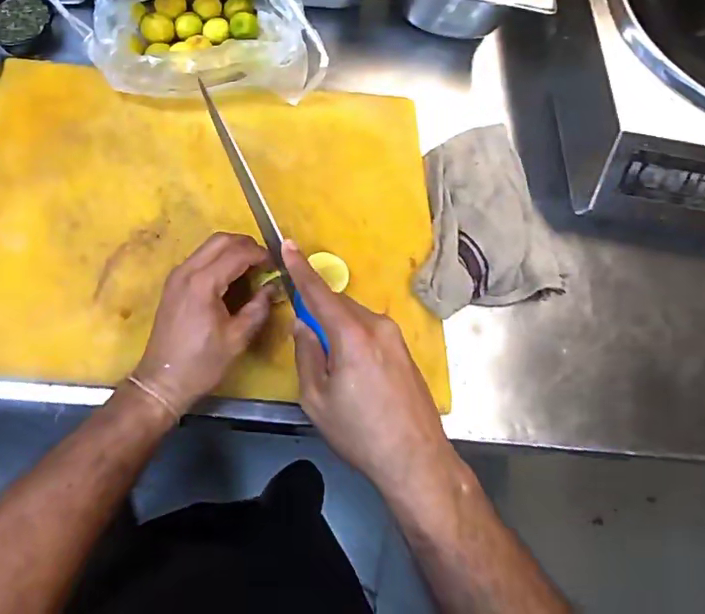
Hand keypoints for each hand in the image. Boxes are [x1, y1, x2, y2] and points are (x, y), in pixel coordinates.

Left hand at [131, 233, 273, 416]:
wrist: (161, 381)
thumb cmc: (201, 364)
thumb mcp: (237, 339)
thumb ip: (258, 308)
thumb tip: (272, 287)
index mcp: (203, 283)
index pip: (238, 253)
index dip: (261, 255)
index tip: (277, 265)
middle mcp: (187, 270)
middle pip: (221, 239)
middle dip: (246, 245)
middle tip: (265, 263)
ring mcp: (177, 274)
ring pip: (209, 246)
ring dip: (232, 250)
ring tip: (251, 269)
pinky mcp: (173, 282)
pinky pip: (200, 258)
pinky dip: (218, 258)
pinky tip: (231, 277)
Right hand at [287, 241, 456, 495]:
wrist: (416, 460)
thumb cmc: (360, 433)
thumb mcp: (316, 399)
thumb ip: (306, 354)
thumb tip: (303, 326)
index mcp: (351, 334)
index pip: (318, 292)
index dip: (300, 268)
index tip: (287, 245)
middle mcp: (376, 325)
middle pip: (337, 304)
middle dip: (318, 311)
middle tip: (305, 337)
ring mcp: (394, 336)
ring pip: (354, 317)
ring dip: (337, 327)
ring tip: (332, 366)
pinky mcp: (404, 349)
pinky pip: (369, 331)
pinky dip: (354, 337)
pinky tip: (354, 372)